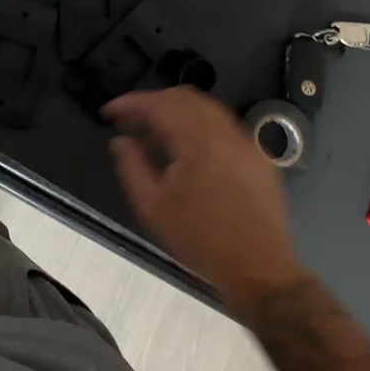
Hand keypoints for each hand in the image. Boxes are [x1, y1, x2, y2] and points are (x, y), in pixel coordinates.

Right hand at [103, 88, 308, 314]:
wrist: (260, 273)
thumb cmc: (202, 242)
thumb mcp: (154, 208)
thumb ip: (131, 167)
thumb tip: (121, 141)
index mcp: (198, 142)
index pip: (158, 104)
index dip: (129, 103)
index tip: (108, 112)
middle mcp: (225, 133)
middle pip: (183, 97)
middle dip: (152, 103)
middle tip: (130, 121)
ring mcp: (247, 143)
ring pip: (206, 108)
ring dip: (176, 113)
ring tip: (155, 135)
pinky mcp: (259, 158)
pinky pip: (224, 127)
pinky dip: (199, 126)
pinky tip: (187, 150)